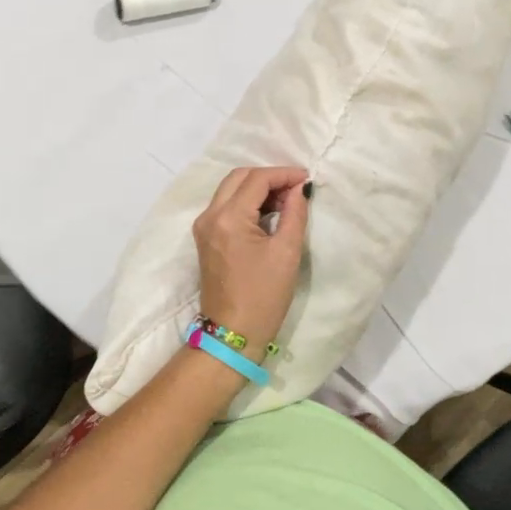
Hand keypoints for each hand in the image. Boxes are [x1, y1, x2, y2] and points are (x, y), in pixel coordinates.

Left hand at [191, 167, 310, 359]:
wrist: (232, 335)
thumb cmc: (263, 296)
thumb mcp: (286, 252)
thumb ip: (294, 213)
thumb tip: (299, 188)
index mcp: (228, 217)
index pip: (256, 179)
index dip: (283, 174)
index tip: (306, 178)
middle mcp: (210, 215)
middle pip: (239, 177)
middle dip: (268, 177)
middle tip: (295, 188)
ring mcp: (204, 226)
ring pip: (230, 189)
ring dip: (257, 188)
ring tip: (286, 200)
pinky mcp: (205, 237)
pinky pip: (225, 205)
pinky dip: (246, 201)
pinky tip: (268, 212)